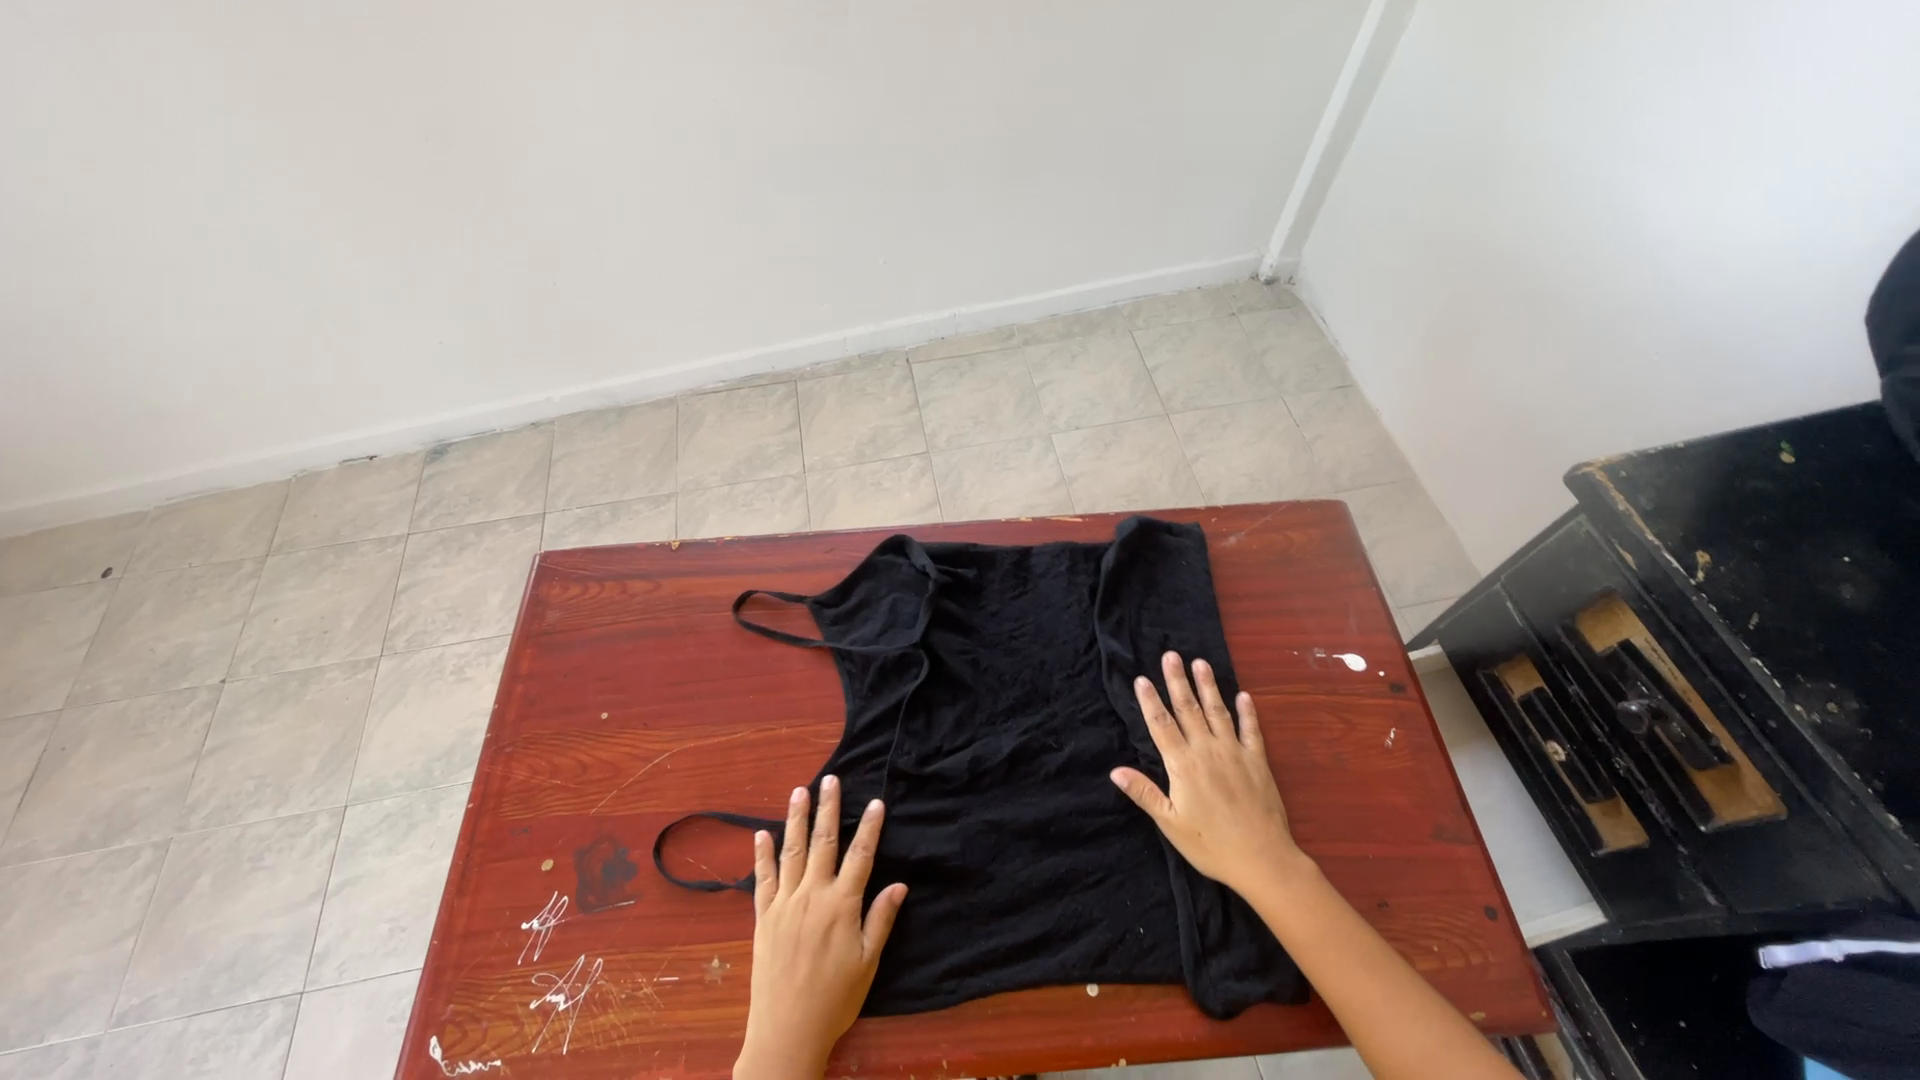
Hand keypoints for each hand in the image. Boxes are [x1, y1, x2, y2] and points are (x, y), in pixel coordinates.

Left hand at [734, 775, 907, 1079]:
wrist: (786, 1031)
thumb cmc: (835, 999)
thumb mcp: (868, 962)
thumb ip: (881, 920)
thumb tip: (900, 884)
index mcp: (842, 905)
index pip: (860, 856)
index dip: (870, 827)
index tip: (876, 801)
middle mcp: (812, 896)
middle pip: (822, 843)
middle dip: (828, 808)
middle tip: (831, 779)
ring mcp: (784, 904)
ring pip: (791, 851)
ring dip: (796, 819)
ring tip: (800, 791)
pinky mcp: (763, 917)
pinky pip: (763, 879)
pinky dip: (762, 854)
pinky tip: (762, 833)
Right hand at [1110, 651, 1308, 896]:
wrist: (1263, 859)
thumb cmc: (1211, 846)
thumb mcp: (1170, 823)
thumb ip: (1144, 793)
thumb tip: (1115, 771)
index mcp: (1183, 766)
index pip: (1162, 726)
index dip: (1150, 701)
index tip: (1141, 679)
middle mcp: (1208, 752)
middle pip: (1189, 710)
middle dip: (1177, 681)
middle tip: (1170, 655)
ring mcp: (1235, 754)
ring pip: (1218, 712)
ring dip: (1208, 687)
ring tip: (1200, 663)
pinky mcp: (1258, 762)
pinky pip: (1251, 730)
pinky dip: (1247, 712)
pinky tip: (1243, 695)